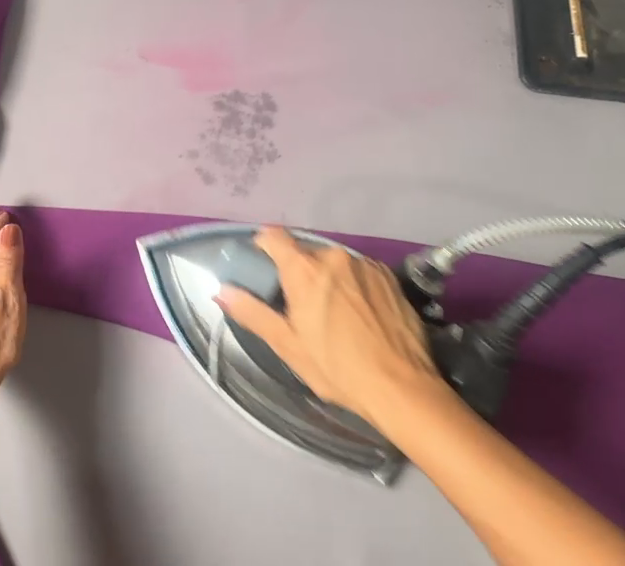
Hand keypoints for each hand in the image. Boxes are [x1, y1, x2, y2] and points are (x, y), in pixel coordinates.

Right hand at [217, 227, 441, 424]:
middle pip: (306, 254)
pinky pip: (360, 272)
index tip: (261, 268)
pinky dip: (353, 286)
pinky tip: (360, 317)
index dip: (263, 247)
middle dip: (298, 274)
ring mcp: (365, 264)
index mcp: (305, 269)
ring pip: (335, 264)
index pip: (274, 237)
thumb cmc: (337, 369)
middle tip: (299, 309)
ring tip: (335, 317)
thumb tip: (222, 290)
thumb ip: (252, 313)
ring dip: (328, 280)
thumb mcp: (288, 345)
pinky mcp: (389, 276)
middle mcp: (335, 256)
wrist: (401, 387)